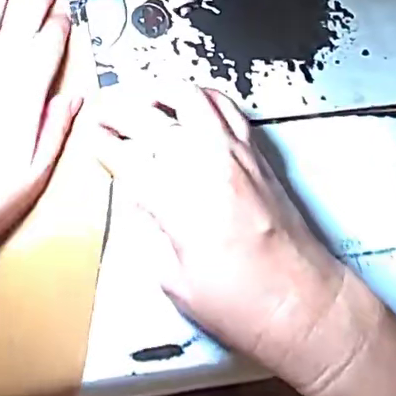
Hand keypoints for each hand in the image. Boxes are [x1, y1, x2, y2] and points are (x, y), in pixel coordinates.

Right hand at [88, 82, 384, 395]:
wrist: (303, 304)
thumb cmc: (240, 305)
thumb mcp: (173, 280)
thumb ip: (147, 228)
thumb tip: (132, 193)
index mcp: (175, 199)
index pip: (124, 154)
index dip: (101, 142)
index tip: (92, 138)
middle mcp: (201, 163)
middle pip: (147, 116)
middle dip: (117, 109)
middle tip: (104, 112)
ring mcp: (231, 151)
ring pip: (187, 95)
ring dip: (157, 91)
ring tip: (141, 97)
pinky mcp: (253, 150)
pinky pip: (224, 105)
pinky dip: (201, 95)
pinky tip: (189, 104)